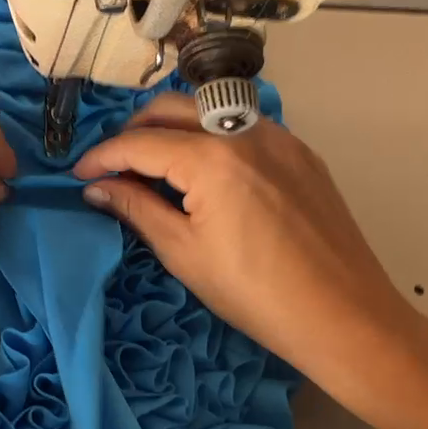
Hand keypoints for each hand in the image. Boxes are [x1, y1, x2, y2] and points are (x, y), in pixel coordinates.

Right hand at [73, 94, 421, 395]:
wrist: (348, 320)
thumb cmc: (256, 294)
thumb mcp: (183, 252)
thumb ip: (135, 208)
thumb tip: (96, 187)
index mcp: (211, 157)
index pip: (139, 142)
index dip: (101, 157)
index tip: (79, 176)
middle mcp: (245, 131)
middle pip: (170, 109)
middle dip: (133, 131)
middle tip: (115, 167)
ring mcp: (279, 137)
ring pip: (208, 111)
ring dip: (173, 128)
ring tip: (156, 167)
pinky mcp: (301, 152)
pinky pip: (242, 127)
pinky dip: (211, 138)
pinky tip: (206, 174)